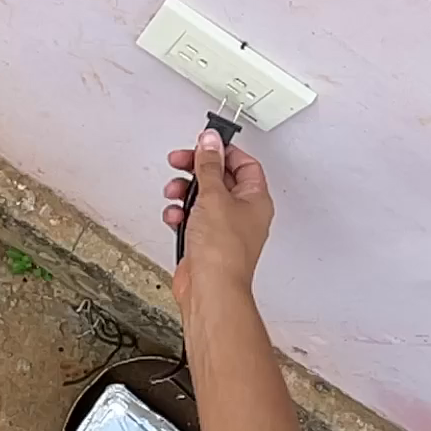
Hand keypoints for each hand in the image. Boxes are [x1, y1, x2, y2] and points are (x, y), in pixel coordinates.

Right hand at [162, 129, 273, 311]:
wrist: (210, 289)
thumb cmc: (222, 251)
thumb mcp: (213, 196)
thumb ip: (208, 165)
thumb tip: (210, 141)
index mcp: (255, 199)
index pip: (243, 163)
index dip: (223, 151)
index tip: (204, 143)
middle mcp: (242, 213)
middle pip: (219, 178)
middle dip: (197, 169)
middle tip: (180, 161)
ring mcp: (223, 227)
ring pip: (202, 197)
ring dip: (184, 192)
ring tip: (175, 193)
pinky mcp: (205, 241)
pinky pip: (191, 218)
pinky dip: (180, 214)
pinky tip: (176, 217)